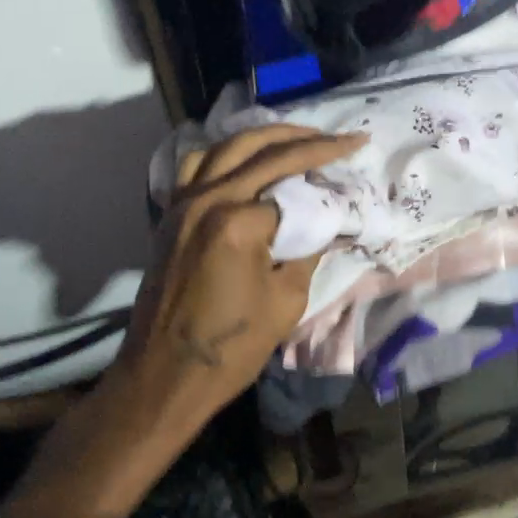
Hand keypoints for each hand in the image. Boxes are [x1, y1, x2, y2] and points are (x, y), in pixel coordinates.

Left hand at [113, 125, 368, 421]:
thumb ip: (309, 248)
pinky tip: (248, 158)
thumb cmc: (230, 349)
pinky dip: (227, 153)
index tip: (357, 180)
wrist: (160, 381)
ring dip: (269, 135)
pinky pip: (197, 165)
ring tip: (302, 136)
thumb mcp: (287, 300)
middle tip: (346, 139)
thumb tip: (330, 219)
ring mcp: (183, 204)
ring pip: (229, 147)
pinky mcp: (170, 215)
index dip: (330, 185)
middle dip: (312, 141)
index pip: (296, 190)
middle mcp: (207, 200)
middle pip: (267, 153)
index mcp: (237, 222)